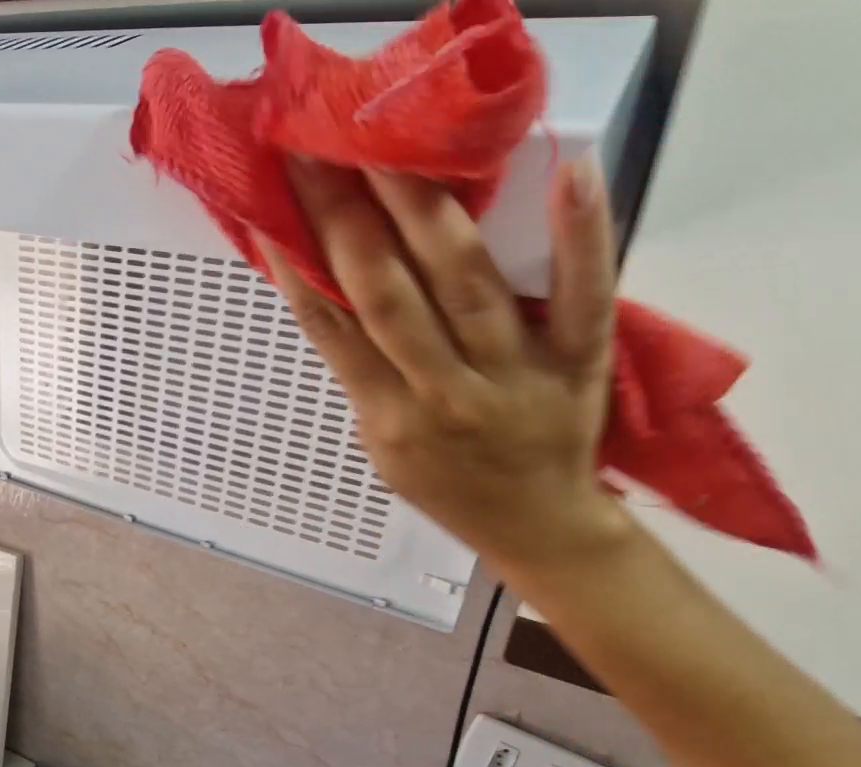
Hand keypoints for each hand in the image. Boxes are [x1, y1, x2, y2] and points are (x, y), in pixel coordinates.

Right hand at [260, 157, 634, 572]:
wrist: (538, 526)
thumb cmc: (451, 487)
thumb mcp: (384, 449)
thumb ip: (361, 378)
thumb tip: (329, 296)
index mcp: (390, 420)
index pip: (333, 330)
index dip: (300, 265)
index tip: (276, 203)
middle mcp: (446, 394)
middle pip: (387, 296)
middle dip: (345, 217)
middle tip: (319, 149)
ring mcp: (516, 375)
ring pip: (463, 283)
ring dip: (423, 208)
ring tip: (391, 146)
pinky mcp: (581, 359)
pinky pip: (584, 293)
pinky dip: (578, 234)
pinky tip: (569, 170)